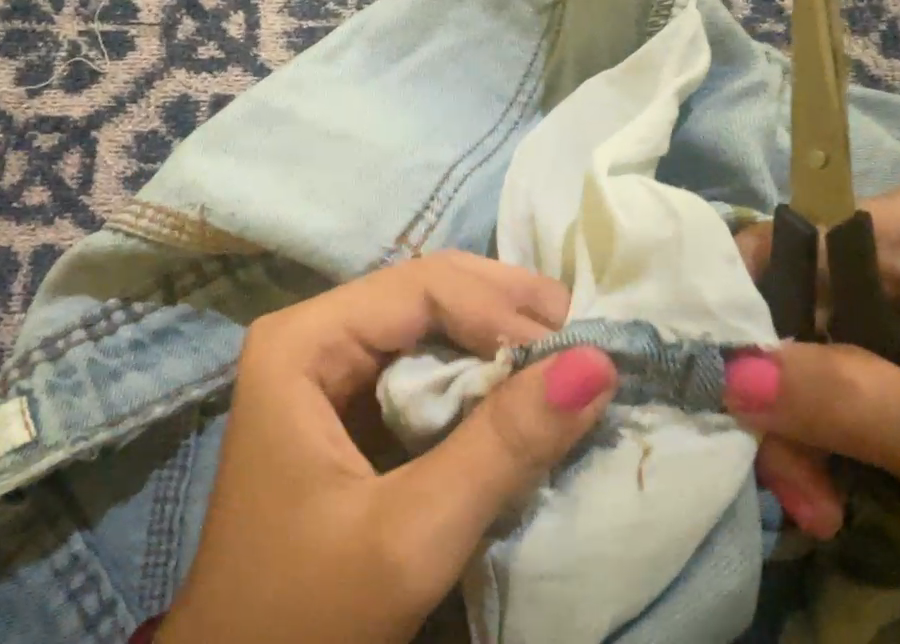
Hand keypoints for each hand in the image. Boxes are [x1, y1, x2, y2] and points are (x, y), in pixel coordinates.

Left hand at [159, 251, 617, 643]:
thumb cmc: (307, 612)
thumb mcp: (411, 535)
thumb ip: (501, 447)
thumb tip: (598, 361)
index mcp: (302, 343)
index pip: (421, 287)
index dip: (504, 309)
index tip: (578, 356)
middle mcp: (313, 336)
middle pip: (427, 293)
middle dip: (509, 313)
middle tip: (587, 345)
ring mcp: (328, 370)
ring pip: (431, 327)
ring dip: (502, 344)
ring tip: (570, 365)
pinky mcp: (349, 409)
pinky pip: (425, 369)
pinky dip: (481, 380)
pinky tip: (524, 396)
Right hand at [724, 184, 899, 565]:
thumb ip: (841, 397)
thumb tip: (725, 373)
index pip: (783, 246)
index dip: (751, 320)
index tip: (742, 401)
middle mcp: (883, 244)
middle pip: (775, 303)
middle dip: (772, 395)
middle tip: (792, 481)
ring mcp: (873, 293)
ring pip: (779, 345)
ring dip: (784, 430)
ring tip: (812, 502)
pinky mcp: (868, 340)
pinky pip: (799, 372)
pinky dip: (800, 434)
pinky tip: (821, 491)